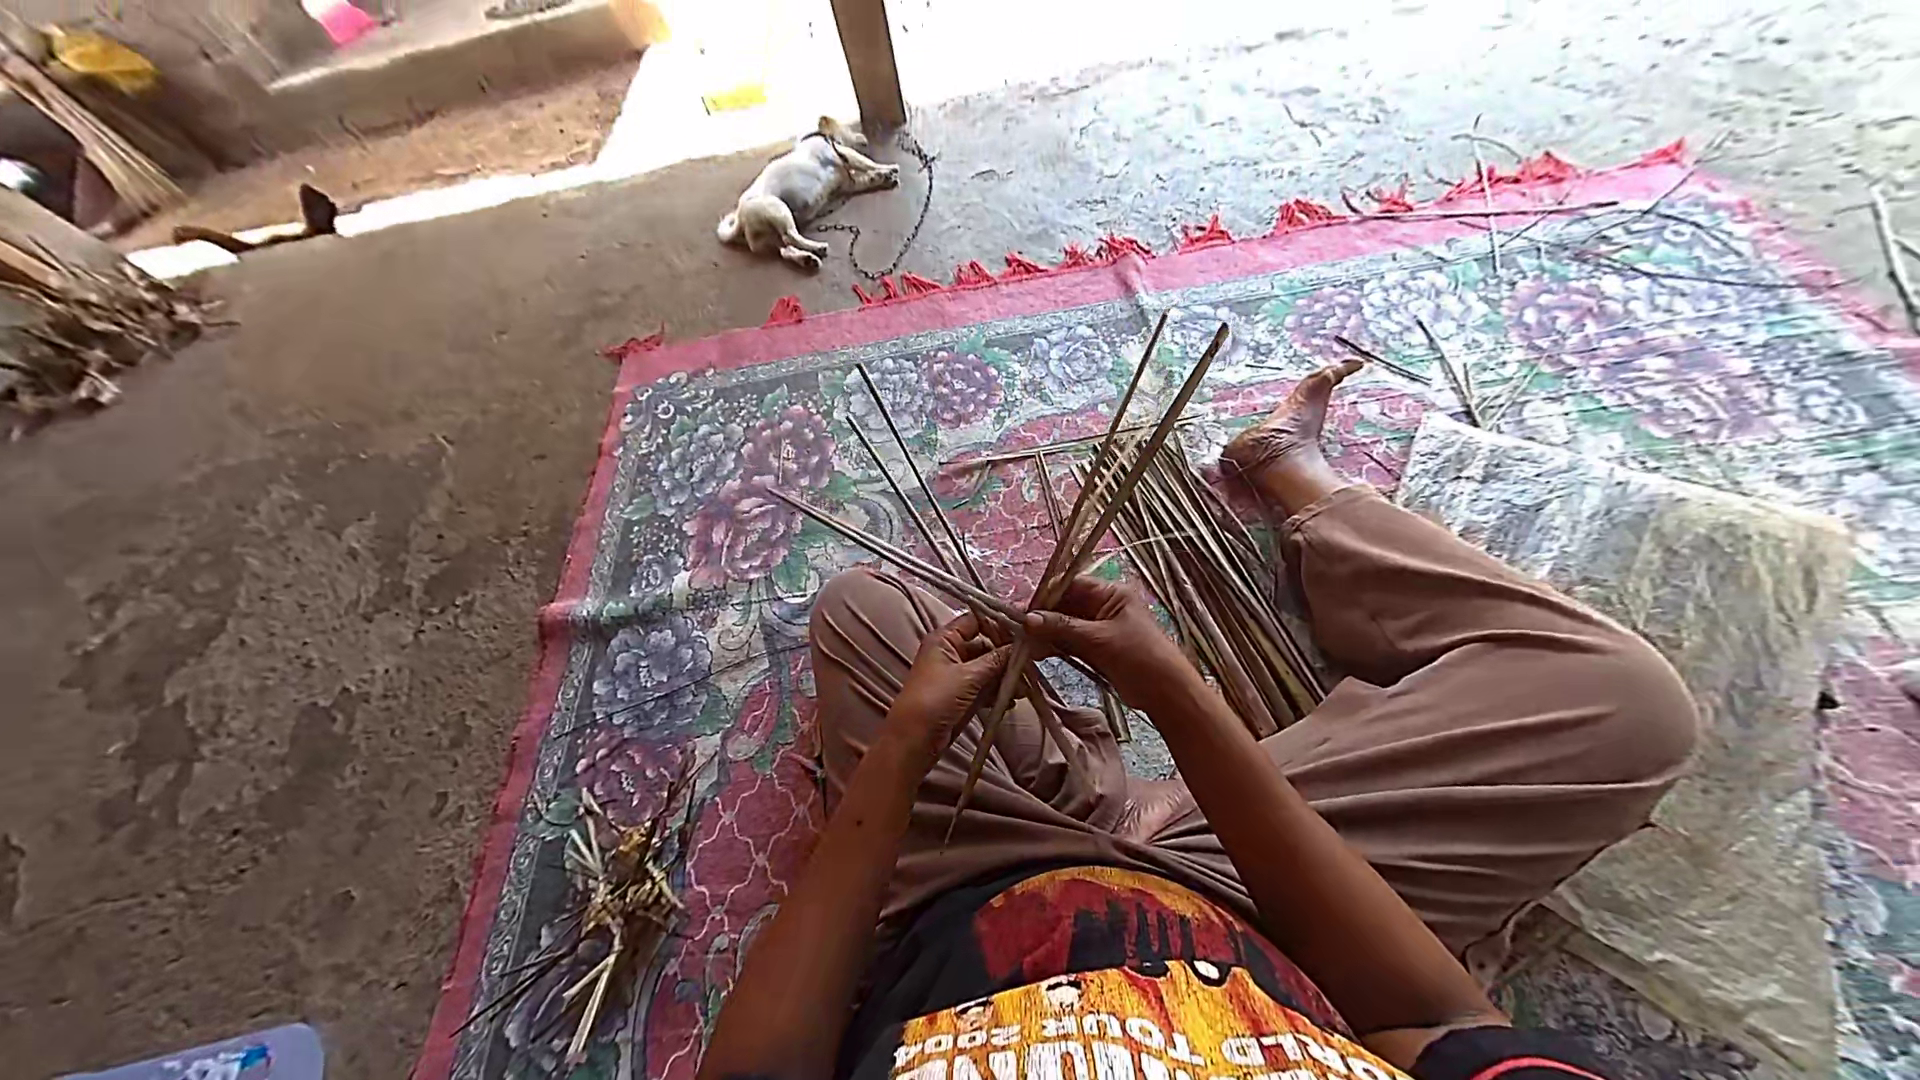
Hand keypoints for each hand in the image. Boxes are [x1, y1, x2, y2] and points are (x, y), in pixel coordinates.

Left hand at [887, 611, 1012, 755]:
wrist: (914, 741)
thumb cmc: (935, 699)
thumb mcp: (969, 676)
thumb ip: (996, 659)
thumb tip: (1022, 645)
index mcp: (944, 639)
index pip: (976, 620)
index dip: (999, 624)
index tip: (1025, 632)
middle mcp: (950, 652)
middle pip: (985, 644)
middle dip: (1007, 654)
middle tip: (1031, 661)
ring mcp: (957, 674)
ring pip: (988, 667)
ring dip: (1006, 675)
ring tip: (1025, 686)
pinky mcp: (962, 695)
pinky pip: (985, 686)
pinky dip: (998, 691)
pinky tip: (1013, 698)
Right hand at [1023, 576, 1195, 709]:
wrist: (1166, 693)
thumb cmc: (1139, 656)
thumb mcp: (1099, 638)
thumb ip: (1062, 627)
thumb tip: (1028, 619)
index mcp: (1111, 593)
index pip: (1072, 584)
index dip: (1047, 594)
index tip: (1024, 608)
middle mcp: (1104, 606)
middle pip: (1066, 604)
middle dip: (1043, 616)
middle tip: (1019, 628)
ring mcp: (1099, 627)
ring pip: (1065, 624)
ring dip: (1046, 633)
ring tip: (1023, 642)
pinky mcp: (1096, 648)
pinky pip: (1069, 641)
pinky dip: (1054, 646)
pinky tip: (1036, 651)